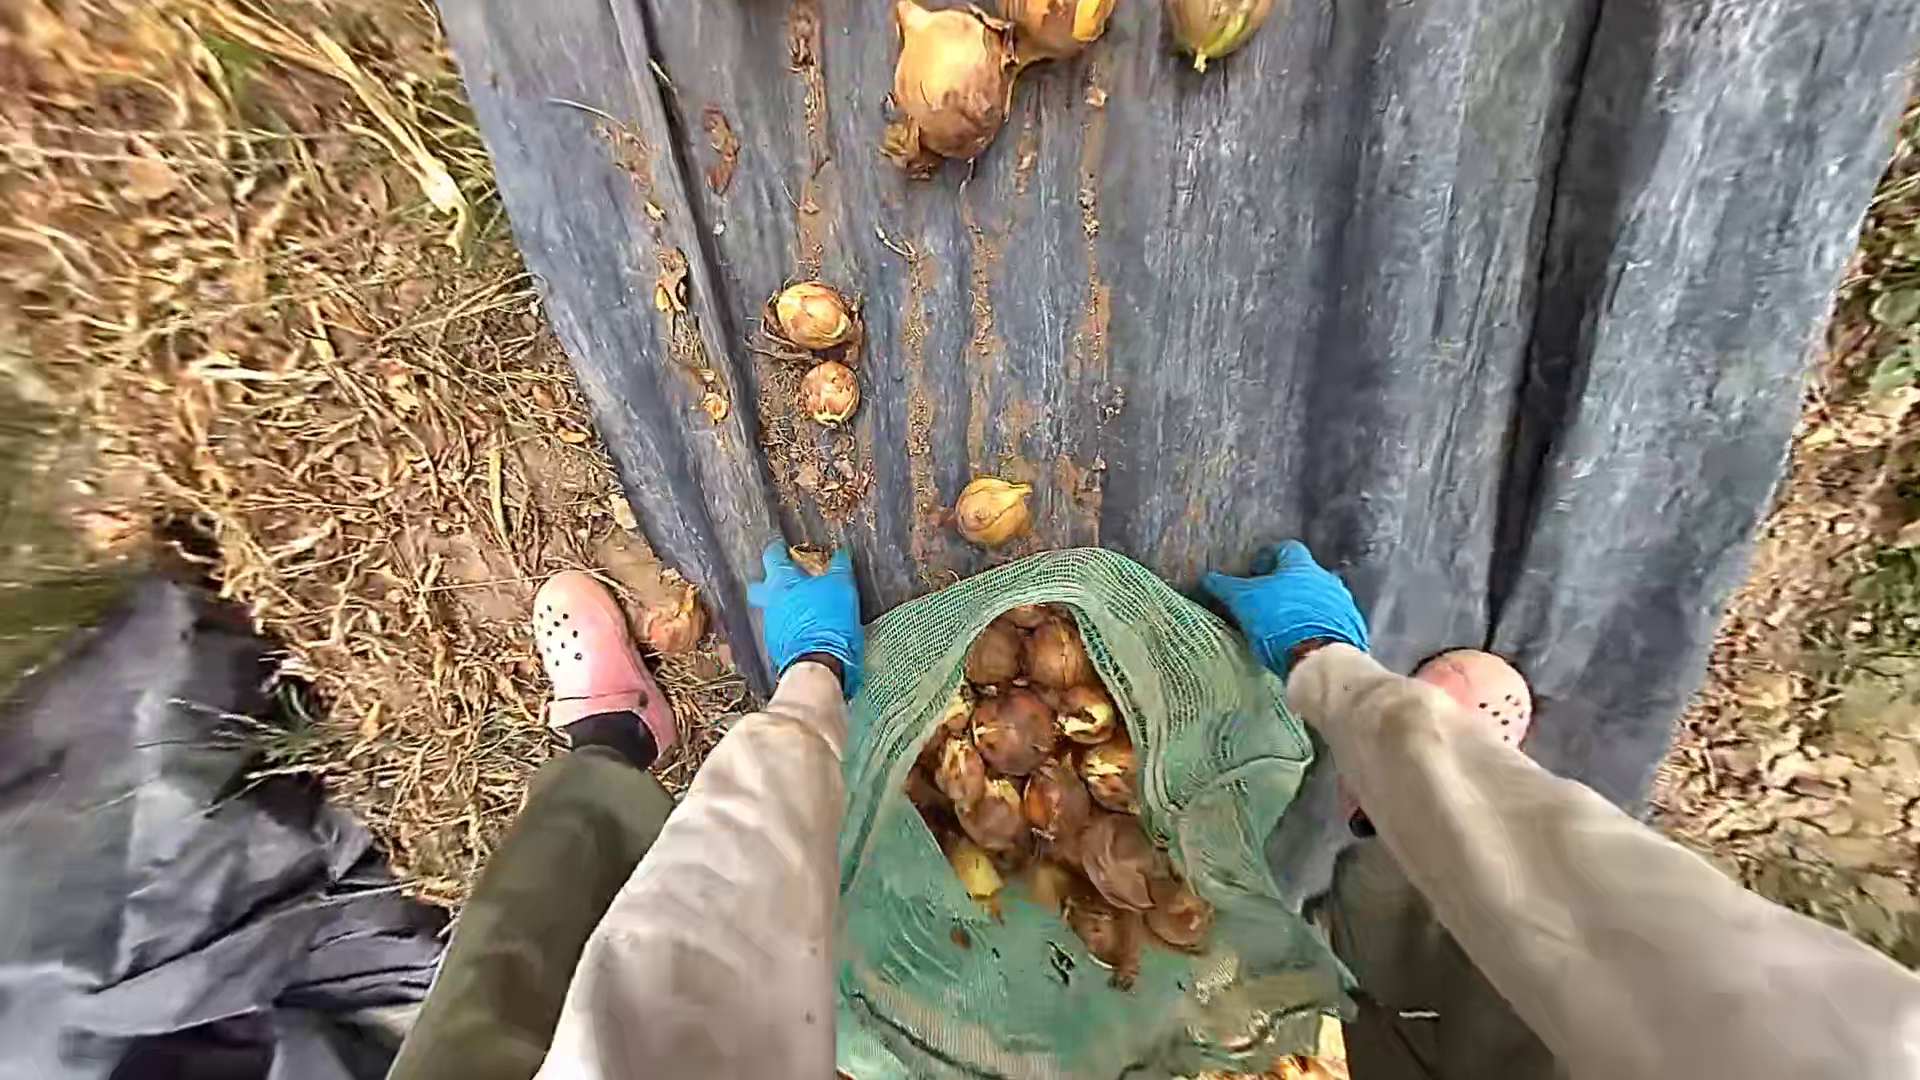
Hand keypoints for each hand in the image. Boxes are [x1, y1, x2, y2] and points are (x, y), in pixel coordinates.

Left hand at [746, 542, 864, 696]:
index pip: (772, 556)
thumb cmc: (829, 620)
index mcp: (782, 581)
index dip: (778, 550)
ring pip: (769, 609)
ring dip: (781, 607)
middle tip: (784, 580)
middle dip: (768, 581)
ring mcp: (770, 625)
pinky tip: (804, 629)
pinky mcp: (775, 646)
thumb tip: (841, 554)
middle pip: (759, 586)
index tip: (782, 548)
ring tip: (801, 608)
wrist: (820, 662)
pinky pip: (779, 630)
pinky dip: (789, 627)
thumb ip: (839, 568)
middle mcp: (770, 601)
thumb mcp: (842, 587)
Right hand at [1202, 540, 1369, 676]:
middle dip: (1285, 584)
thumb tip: (1208, 578)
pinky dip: (1314, 625)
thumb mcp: (1243, 601)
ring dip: (1301, 605)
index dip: (1269, 557)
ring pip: (1318, 597)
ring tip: (1280, 622)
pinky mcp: (1351, 630)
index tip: (1255, 572)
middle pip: (1303, 574)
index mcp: (1301, 567)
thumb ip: (1226, 586)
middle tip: (1265, 599)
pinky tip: (1298, 638)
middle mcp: (1327, 580)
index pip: (1286, 549)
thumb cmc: (1278, 621)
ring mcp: (1343, 605)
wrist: (1318, 658)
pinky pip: (1330, 621)